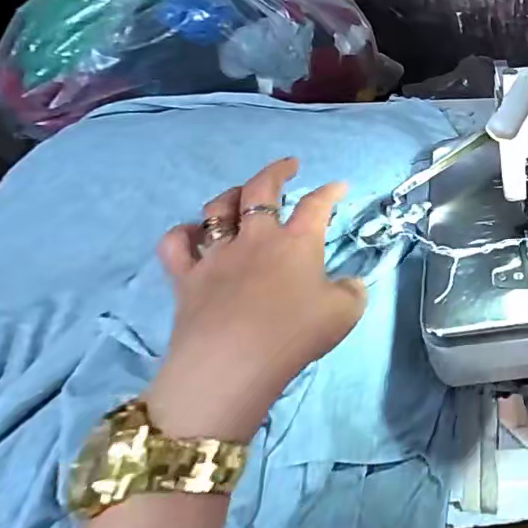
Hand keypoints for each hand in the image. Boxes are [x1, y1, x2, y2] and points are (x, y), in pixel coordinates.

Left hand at [145, 157, 363, 441]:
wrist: (233, 362)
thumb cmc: (293, 335)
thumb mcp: (343, 315)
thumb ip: (352, 293)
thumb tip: (350, 283)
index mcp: (296, 242)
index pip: (316, 205)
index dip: (330, 192)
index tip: (338, 186)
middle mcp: (255, 238)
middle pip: (262, 188)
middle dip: (277, 170)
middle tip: (288, 165)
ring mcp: (217, 254)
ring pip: (218, 208)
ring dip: (230, 195)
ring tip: (240, 194)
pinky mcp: (187, 277)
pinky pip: (175, 245)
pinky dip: (182, 234)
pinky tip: (190, 234)